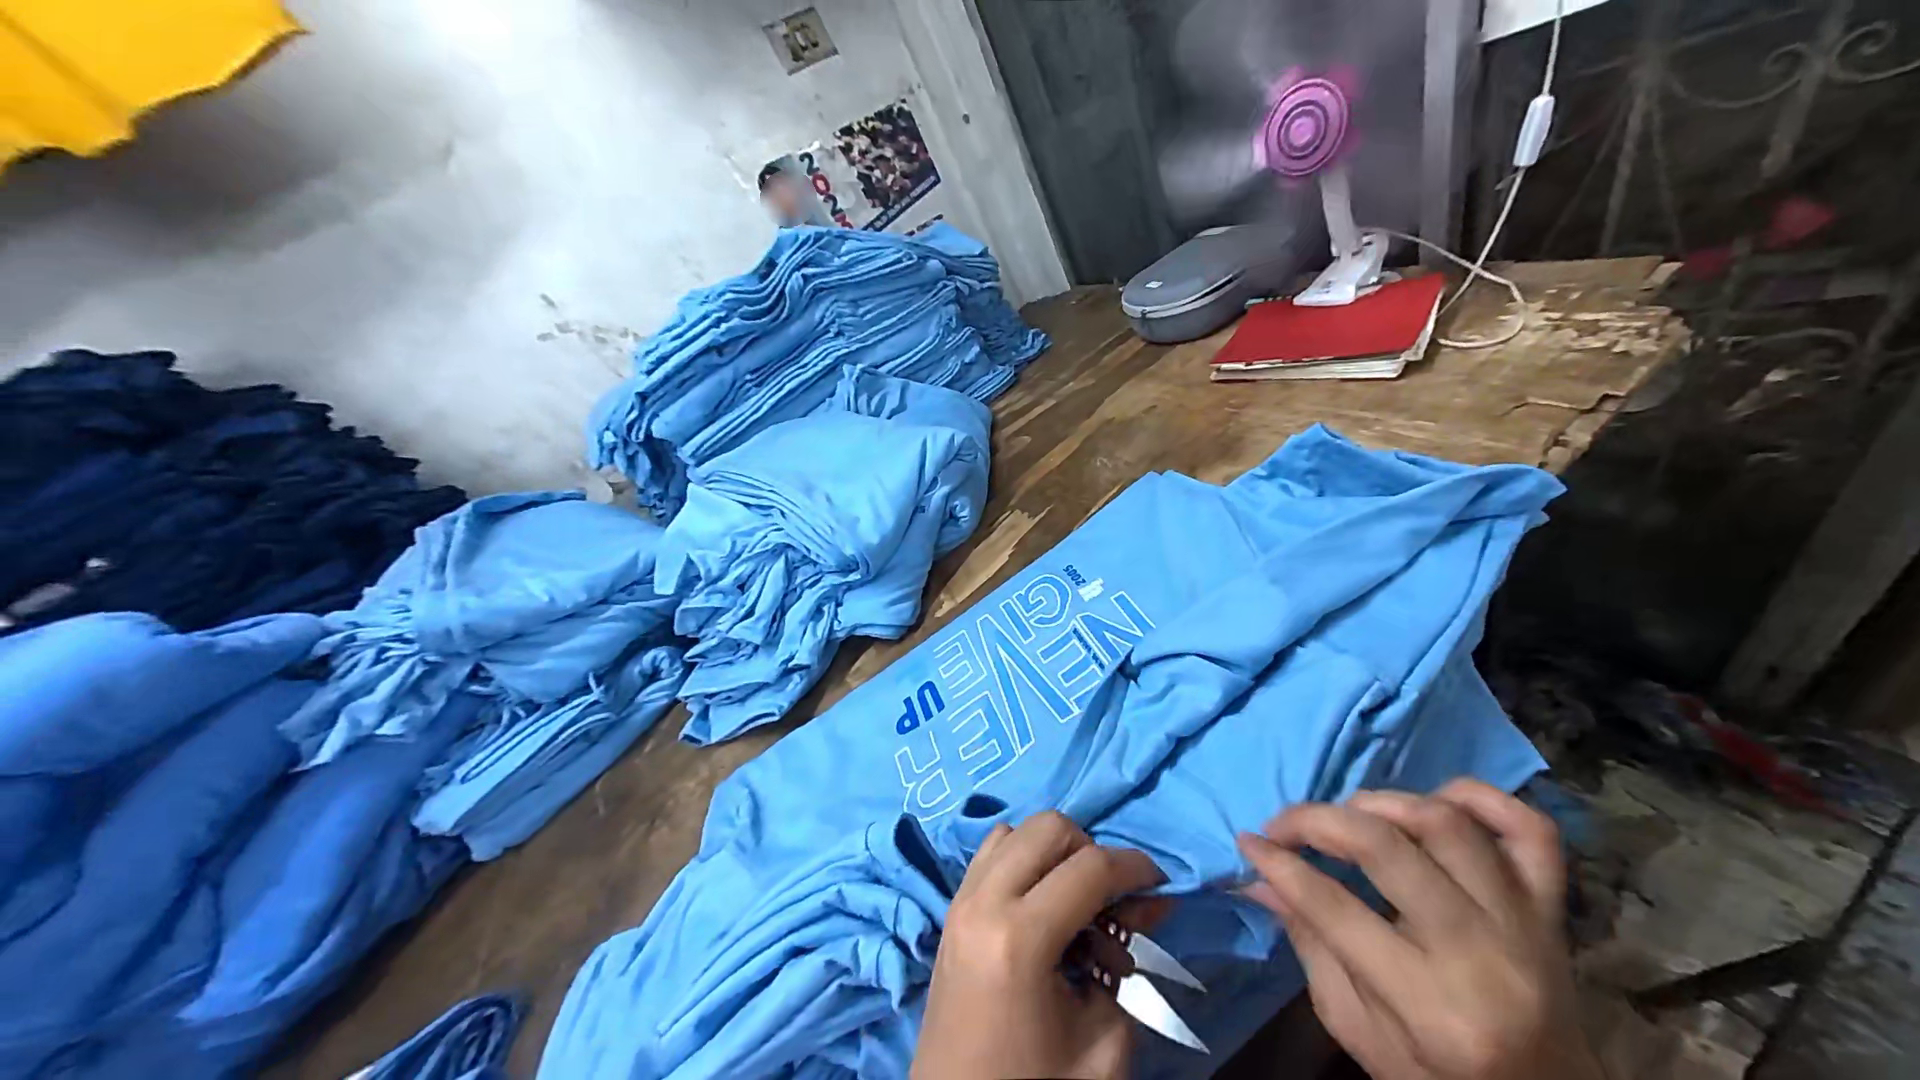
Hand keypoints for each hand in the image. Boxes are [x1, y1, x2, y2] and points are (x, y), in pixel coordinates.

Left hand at [913, 812, 1165, 1079]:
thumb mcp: (1103, 1042)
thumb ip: (1131, 963)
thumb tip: (1152, 901)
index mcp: (1019, 938)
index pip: (1090, 867)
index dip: (1135, 868)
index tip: (1161, 886)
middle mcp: (983, 902)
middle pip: (1048, 827)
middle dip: (1091, 852)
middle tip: (1112, 902)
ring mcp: (960, 901)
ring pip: (1016, 831)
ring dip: (1054, 853)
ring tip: (1075, 905)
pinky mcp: (950, 910)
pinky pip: (990, 854)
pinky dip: (1024, 861)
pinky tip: (1042, 908)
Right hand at [1237, 780, 1605, 1079]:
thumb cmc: (1438, 1074)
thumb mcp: (1357, 1028)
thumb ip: (1310, 945)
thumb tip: (1258, 878)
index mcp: (1431, 1005)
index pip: (1334, 908)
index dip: (1279, 865)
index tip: (1249, 843)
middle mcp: (1483, 954)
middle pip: (1386, 847)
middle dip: (1317, 821)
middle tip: (1284, 825)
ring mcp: (1526, 924)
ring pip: (1447, 823)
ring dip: (1383, 803)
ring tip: (1351, 815)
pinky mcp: (1552, 908)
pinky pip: (1528, 830)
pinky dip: (1479, 799)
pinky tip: (1436, 801)